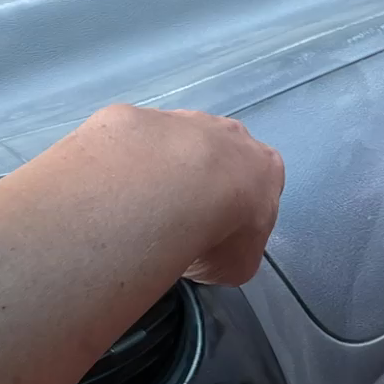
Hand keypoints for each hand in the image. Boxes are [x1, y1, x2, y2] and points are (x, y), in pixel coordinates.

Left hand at [66, 106, 283, 285]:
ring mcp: (183, 119)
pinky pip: (132, 145)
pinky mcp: (139, 117)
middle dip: (199, 188)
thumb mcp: (238, 266)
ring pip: (173, 147)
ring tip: (143, 212)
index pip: (257, 189)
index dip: (236, 215)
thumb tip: (208, 256)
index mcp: (265, 168)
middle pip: (216, 161)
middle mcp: (230, 135)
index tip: (214, 238)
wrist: (167, 191)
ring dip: (161, 174)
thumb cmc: (219, 232)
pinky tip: (117, 194)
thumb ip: (232, 254)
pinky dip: (125, 167)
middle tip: (177, 225)